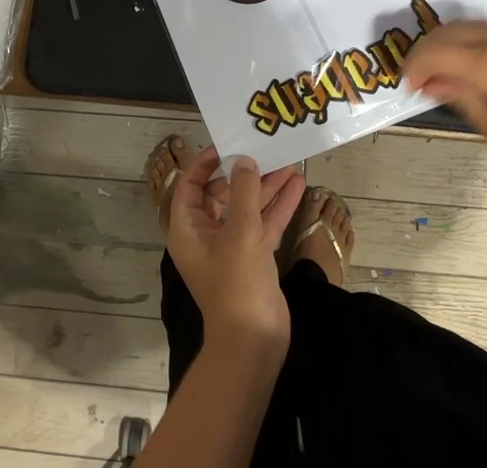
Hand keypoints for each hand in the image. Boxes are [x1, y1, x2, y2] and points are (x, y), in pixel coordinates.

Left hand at [163, 146, 304, 344]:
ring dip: (267, 188)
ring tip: (289, 162)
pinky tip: (298, 187)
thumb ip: (244, 192)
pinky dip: (278, 207)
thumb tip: (244, 160)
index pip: (190, 187)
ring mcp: (232, 248)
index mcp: (188, 230)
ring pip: (248, 208)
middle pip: (222, 195)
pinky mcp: (254, 258)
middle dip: (245, 175)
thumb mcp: (239, 232)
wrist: (253, 340)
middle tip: (266, 152)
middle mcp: (206, 236)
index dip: (205, 165)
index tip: (227, 146)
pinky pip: (263, 225)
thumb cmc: (236, 283)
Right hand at [403, 21, 486, 183]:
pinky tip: (467, 65)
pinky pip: (486, 30)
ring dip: (444, 43)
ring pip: (466, 26)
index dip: (414, 68)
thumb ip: (465, 103)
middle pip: (446, 33)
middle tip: (416, 80)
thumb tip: (434, 86)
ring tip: (438, 72)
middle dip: (424, 52)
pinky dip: (465, 41)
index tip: (407, 88)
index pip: (435, 53)